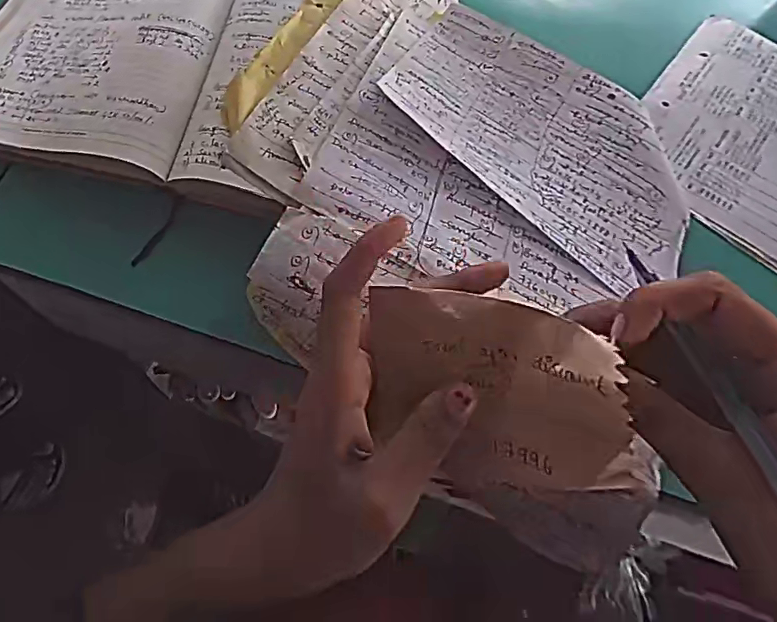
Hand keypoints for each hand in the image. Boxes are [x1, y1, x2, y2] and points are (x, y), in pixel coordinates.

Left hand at [85, 216, 505, 619]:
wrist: (279, 551)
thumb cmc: (320, 525)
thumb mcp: (380, 496)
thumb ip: (423, 441)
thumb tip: (466, 386)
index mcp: (337, 378)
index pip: (344, 296)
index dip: (366, 254)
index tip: (399, 225)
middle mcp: (342, 367)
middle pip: (385, 305)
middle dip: (438, 283)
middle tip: (497, 275)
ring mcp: (351, 382)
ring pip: (396, 329)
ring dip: (441, 312)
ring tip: (495, 305)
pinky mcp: (361, 400)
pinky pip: (400, 359)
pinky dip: (433, 347)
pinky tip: (469, 359)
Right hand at [569, 273, 776, 621]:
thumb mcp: (728, 484)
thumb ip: (662, 418)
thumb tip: (603, 371)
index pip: (721, 301)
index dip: (658, 301)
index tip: (616, 333)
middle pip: (704, 319)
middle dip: (638, 320)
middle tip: (581, 334)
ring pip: (698, 349)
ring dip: (641, 348)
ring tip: (587, 351)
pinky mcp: (760, 421)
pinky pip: (701, 382)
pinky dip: (657, 378)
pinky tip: (619, 380)